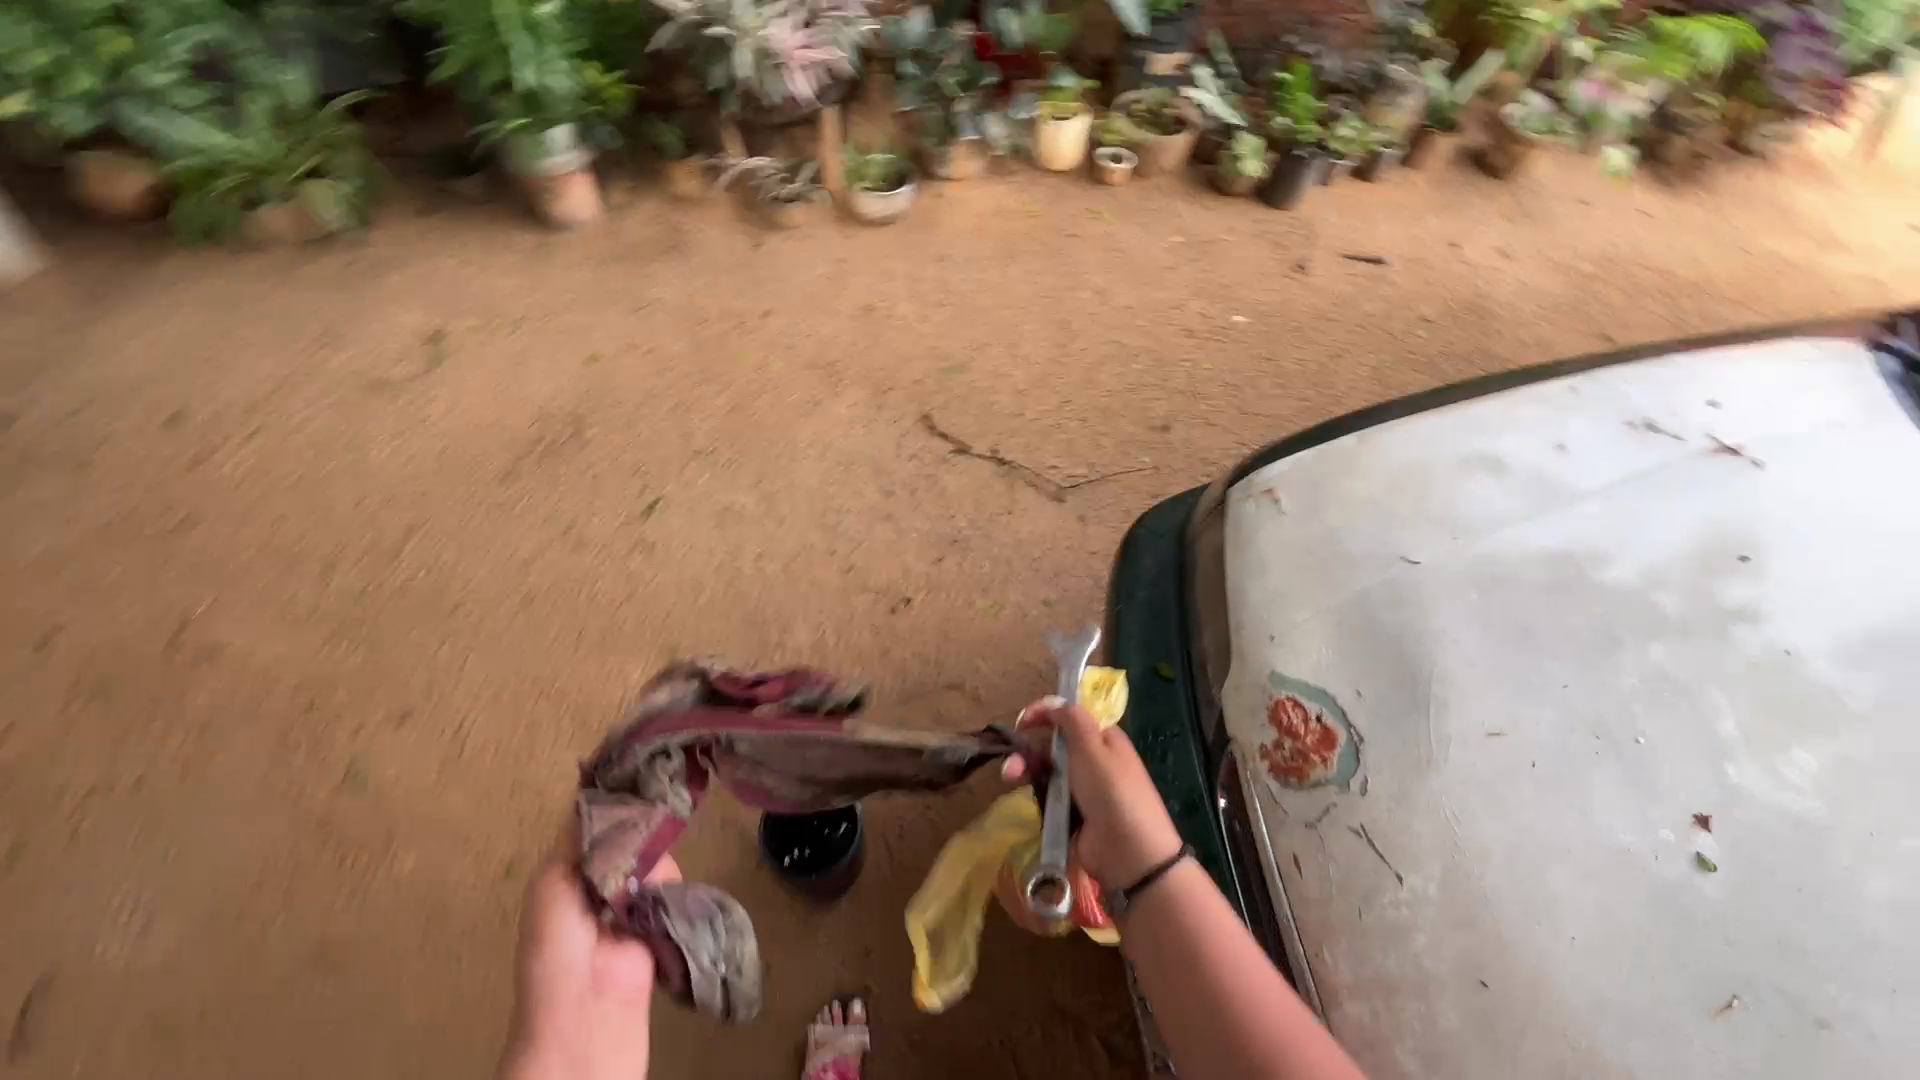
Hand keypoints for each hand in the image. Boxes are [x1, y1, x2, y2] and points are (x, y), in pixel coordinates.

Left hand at [497, 820, 679, 1079]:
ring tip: (645, 890)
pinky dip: (673, 888)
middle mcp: (600, 881)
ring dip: (654, 867)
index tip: (641, 770)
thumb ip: (578, 839)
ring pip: (656, 858)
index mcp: (569, 871)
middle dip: (640, 833)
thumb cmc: (557, 952)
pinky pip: (674, 888)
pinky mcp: (661, 920)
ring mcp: (632, 902)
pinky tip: (665, 899)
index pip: (598, 821)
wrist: (586, 1019)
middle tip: (643, 840)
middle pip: (632, 835)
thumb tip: (608, 795)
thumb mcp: (553, 885)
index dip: (617, 799)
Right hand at [1002, 699, 1185, 891]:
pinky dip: (1034, 791)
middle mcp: (1091, 760)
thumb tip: (1054, 701)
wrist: (1127, 851)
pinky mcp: (1071, 813)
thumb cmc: (1111, 790)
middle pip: (1052, 745)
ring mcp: (1081, 788)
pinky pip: (1046, 795)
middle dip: (1028, 748)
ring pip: (1045, 770)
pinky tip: (1024, 795)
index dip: (1046, 714)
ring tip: (1010, 778)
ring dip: (1025, 769)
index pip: (1070, 717)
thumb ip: (1071, 718)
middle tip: (1012, 760)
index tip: (1023, 721)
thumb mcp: (1093, 745)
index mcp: (1103, 738)